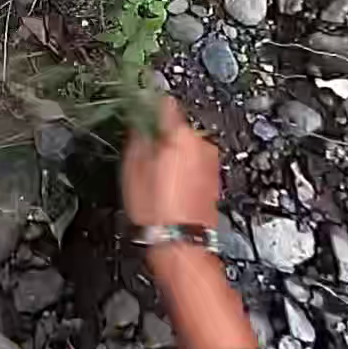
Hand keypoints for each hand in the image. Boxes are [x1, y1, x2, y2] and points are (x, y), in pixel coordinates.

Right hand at [121, 97, 219, 229]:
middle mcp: (201, 144)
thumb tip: (137, 117)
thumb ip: (137, 134)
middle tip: (143, 153)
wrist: (180, 246)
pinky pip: (194, 162)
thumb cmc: (158, 211)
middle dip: (160, 134)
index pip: (164, 103)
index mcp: (181, 135)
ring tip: (156, 175)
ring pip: (186, 144)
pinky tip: (170, 185)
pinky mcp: (214, 179)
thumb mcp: (133, 166)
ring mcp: (210, 162)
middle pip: (176, 125)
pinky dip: (183, 167)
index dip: (147, 104)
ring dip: (173, 151)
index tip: (138, 108)